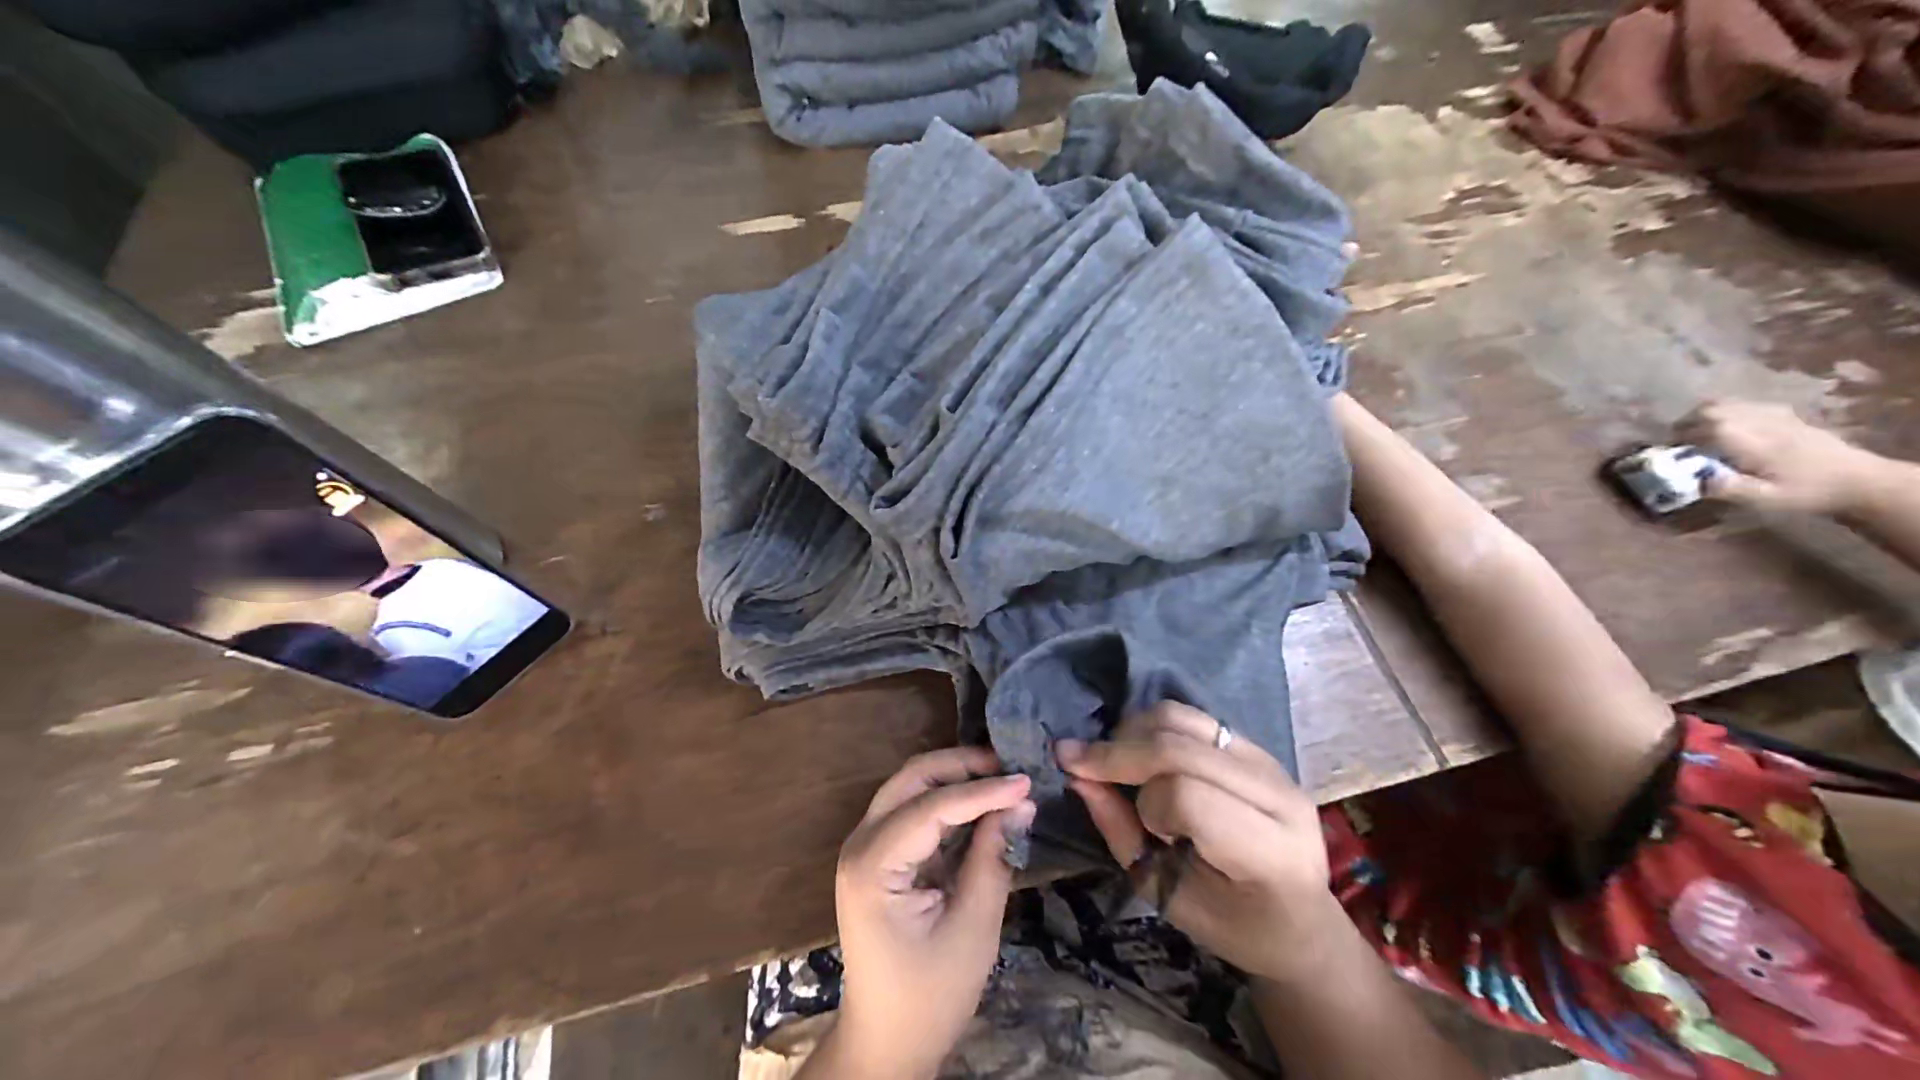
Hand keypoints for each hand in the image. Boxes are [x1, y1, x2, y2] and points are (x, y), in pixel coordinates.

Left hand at [824, 748, 1034, 1079]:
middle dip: (962, 767)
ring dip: (955, 778)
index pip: (931, 807)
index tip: (1026, 780)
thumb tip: (1020, 802)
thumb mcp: (972, 929)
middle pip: (911, 780)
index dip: (982, 790)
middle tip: (1010, 768)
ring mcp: (866, 846)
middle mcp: (860, 843)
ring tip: (1002, 779)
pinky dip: (949, 801)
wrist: (887, 1038)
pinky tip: (982, 803)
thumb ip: (992, 858)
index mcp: (873, 866)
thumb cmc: (930, 994)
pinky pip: (914, 811)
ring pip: (911, 788)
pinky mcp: (880, 855)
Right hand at [1059, 703, 1345, 981]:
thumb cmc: (1235, 925)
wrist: (1300, 920)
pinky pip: (1193, 718)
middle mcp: (1277, 795)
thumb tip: (1077, 779)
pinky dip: (1153, 727)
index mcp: (1268, 851)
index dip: (1142, 800)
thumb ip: (1123, 835)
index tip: (1109, 805)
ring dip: (1133, 731)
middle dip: (1119, 750)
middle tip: (1075, 760)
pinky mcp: (1257, 747)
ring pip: (1184, 718)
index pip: (1188, 796)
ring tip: (1110, 759)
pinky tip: (1138, 752)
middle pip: (1180, 745)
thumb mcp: (1170, 899)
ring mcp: (1270, 762)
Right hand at [1681, 401, 1885, 513]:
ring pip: (1728, 403)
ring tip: (1696, 431)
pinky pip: (1746, 404)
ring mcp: (1776, 416)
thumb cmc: (1807, 492)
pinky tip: (1728, 426)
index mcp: (1754, 442)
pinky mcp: (1785, 415)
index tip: (1672, 451)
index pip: (1706, 427)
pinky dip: (1727, 411)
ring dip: (1704, 415)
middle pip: (1713, 409)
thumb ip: (1730, 489)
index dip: (1682, 436)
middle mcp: (1761, 423)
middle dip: (1688, 422)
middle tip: (1678, 440)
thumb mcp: (1767, 499)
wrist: (1859, 480)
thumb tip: (1696, 481)